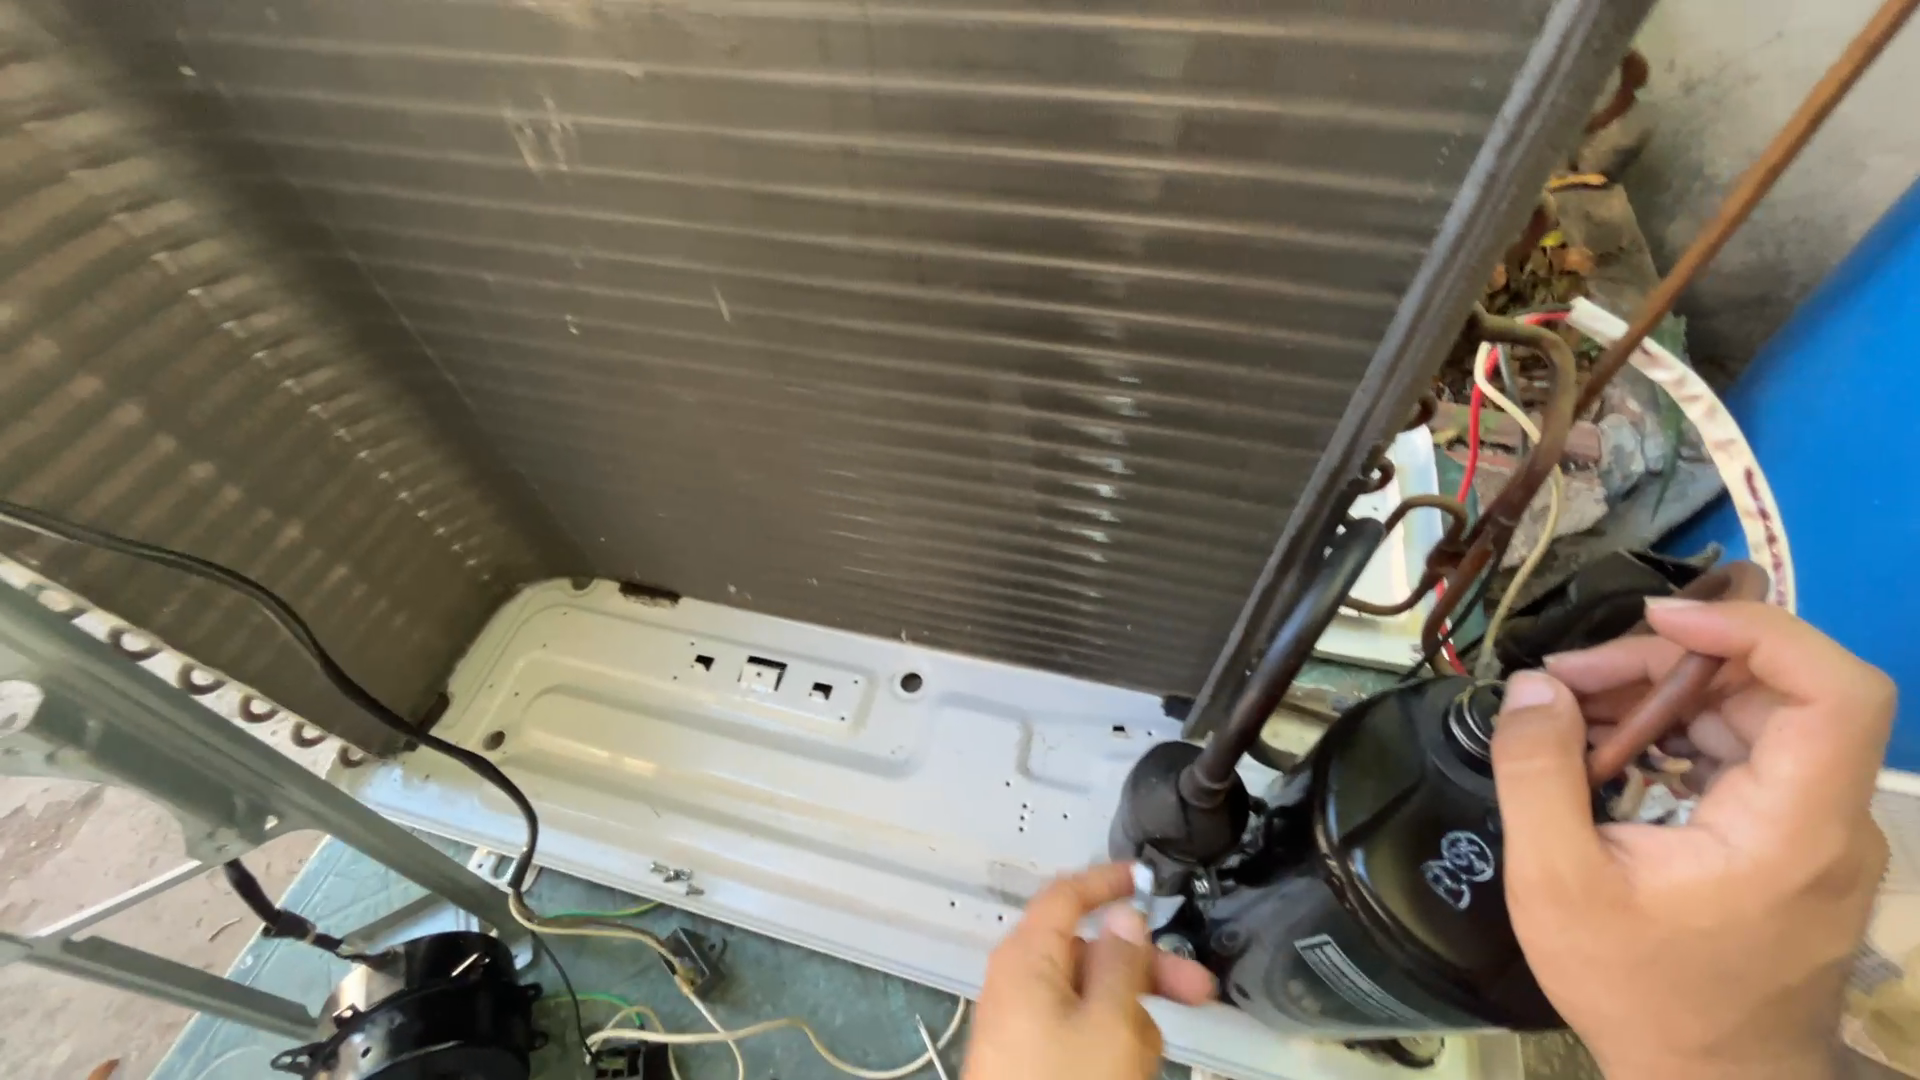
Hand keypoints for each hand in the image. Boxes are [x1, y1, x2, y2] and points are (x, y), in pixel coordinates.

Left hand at [962, 862, 1216, 1079]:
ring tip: (1143, 1062)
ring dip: (1130, 1021)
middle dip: (1143, 971)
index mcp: (1027, 956)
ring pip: (1092, 1000)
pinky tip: (1128, 1072)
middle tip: (1198, 991)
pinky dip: (1110, 1045)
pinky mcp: (1033, 1061)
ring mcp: (1025, 1024)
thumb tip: (1124, 915)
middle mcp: (1021, 981)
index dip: (1106, 880)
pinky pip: (1080, 1035)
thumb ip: (1121, 962)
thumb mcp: (1106, 1024)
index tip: (1145, 877)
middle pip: (1090, 953)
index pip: (1066, 895)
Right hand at [1492, 599, 1893, 1079]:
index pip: (1833, 689)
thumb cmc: (1635, 984)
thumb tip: (1532, 687)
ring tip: (1559, 713)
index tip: (1652, 619)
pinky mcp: (1780, 838)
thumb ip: (1537, 772)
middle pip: (1766, 692)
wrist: (1707, 1078)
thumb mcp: (1556, 878)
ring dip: (1647, 698)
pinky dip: (1659, 734)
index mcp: (1792, 825)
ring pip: (1743, 717)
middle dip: (1656, 666)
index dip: (1751, 630)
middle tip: (1557, 683)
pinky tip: (1593, 751)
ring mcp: (1807, 829)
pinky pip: (1730, 753)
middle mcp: (1824, 817)